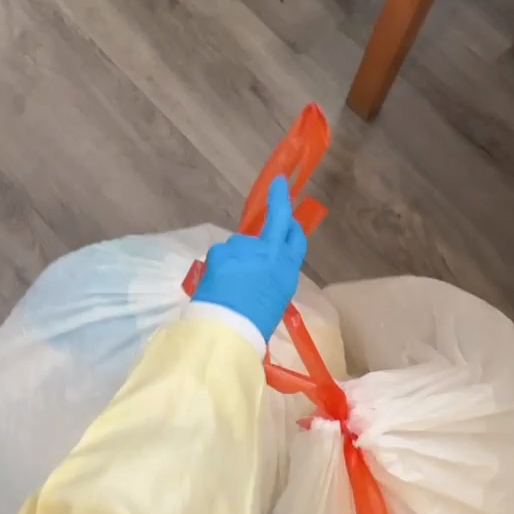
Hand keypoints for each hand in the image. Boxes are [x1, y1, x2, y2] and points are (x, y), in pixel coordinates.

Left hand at [193, 175, 307, 340]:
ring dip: (237, 255)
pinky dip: (221, 264)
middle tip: (278, 183)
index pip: (296, 237)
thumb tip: (263, 269)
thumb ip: (273, 276)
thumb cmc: (255, 325)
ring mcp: (243, 247)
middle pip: (277, 219)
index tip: (291, 218)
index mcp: (287, 268)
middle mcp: (269, 251)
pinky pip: (222, 254)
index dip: (294, 226)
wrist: (227, 330)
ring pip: (240, 244)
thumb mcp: (276, 299)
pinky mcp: (220, 251)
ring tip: (230, 283)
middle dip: (279, 198)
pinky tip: (218, 283)